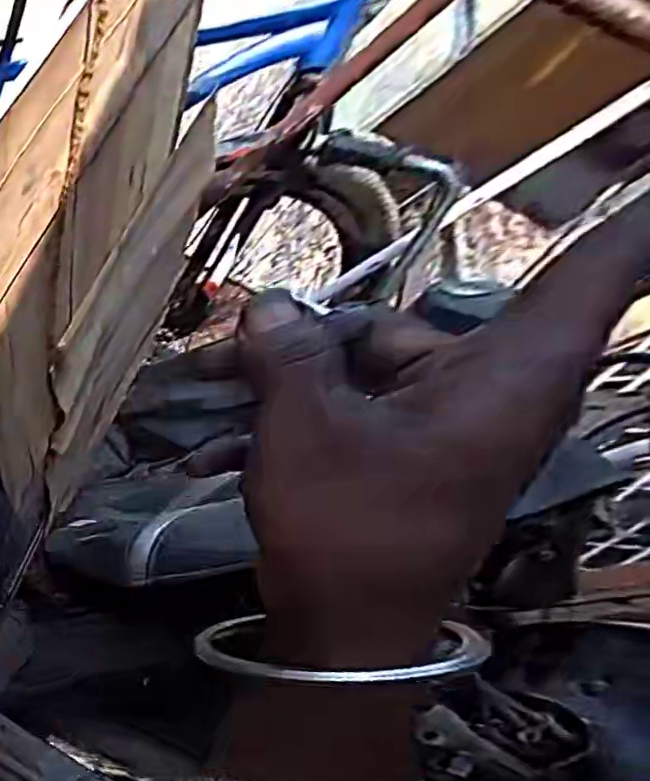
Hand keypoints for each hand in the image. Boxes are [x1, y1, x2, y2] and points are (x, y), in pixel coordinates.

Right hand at [223, 202, 649, 667]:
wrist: (345, 618)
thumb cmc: (347, 518)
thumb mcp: (304, 430)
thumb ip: (288, 358)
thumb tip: (265, 302)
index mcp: (507, 368)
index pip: (605, 260)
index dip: (632, 192)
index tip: (628, 138)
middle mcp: (482, 387)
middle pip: (398, 329)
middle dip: (301, 339)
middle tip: (219, 349)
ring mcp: (432, 426)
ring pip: (349, 378)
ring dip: (270, 391)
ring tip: (200, 408)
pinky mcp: (390, 458)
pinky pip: (337, 420)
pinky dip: (278, 429)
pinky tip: (213, 454)